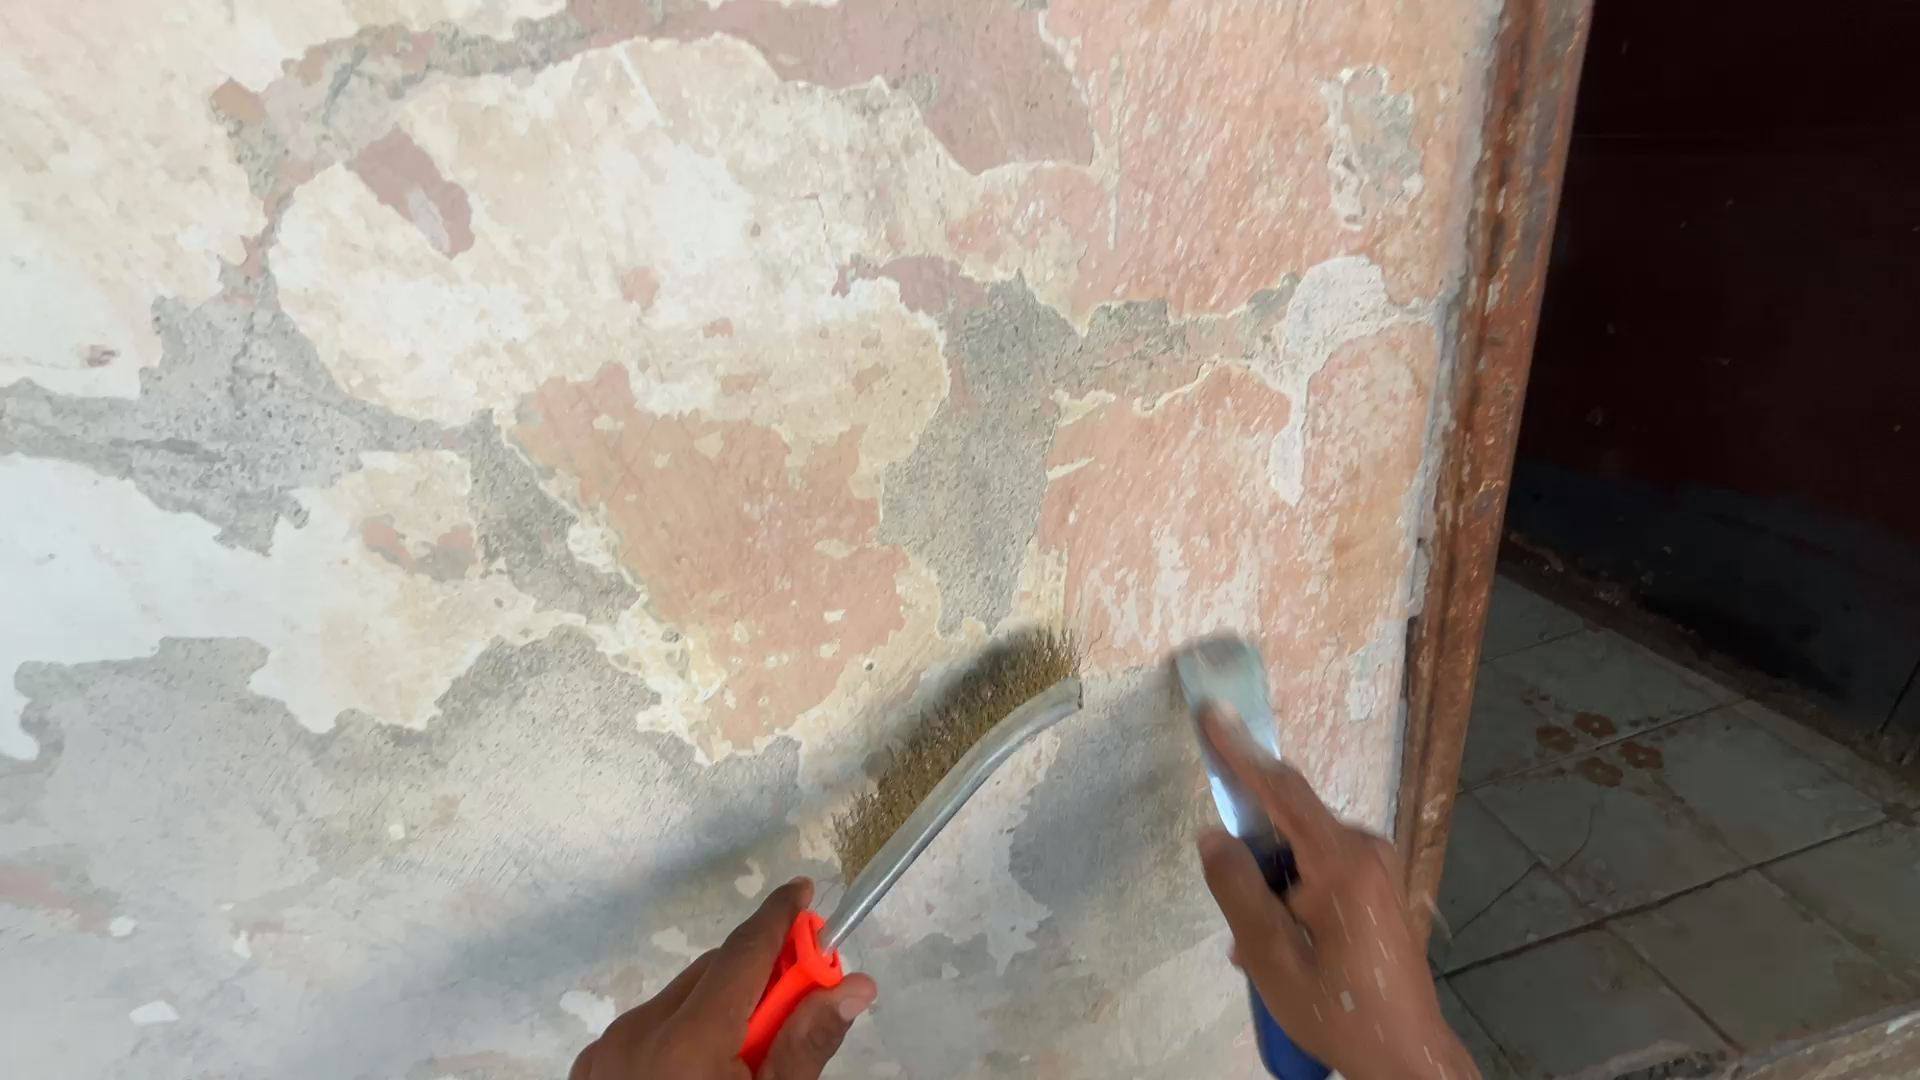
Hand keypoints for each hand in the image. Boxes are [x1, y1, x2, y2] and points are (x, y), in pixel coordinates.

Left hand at [570, 878, 877, 1079]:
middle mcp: (638, 1032)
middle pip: (716, 971)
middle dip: (762, 971)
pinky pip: (652, 1024)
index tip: (805, 889)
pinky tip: (701, 1072)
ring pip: (683, 996)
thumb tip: (857, 984)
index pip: (745, 951)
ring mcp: (605, 1054)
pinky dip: (686, 1027)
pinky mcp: (589, 1072)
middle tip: (801, 994)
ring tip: (747, 1054)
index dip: (779, 914)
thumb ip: (808, 1043)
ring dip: (723, 1001)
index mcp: (686, 1041)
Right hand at [1195, 708, 1477, 1079]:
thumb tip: (1214, 836)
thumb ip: (1236, 887)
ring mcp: (1375, 865)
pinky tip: (1284, 937)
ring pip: (1298, 845)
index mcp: (1342, 862)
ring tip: (1261, 942)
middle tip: (1241, 914)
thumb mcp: (1271, 955)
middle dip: (1252, 851)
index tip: (1213, 711)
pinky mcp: (1376, 882)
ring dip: (1270, 879)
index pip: (1282, 789)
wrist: (1408, 1063)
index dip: (1241, 750)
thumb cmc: (1338, 1009)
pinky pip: (1316, 862)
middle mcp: (1365, 849)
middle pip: (1287, 820)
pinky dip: (1289, 888)